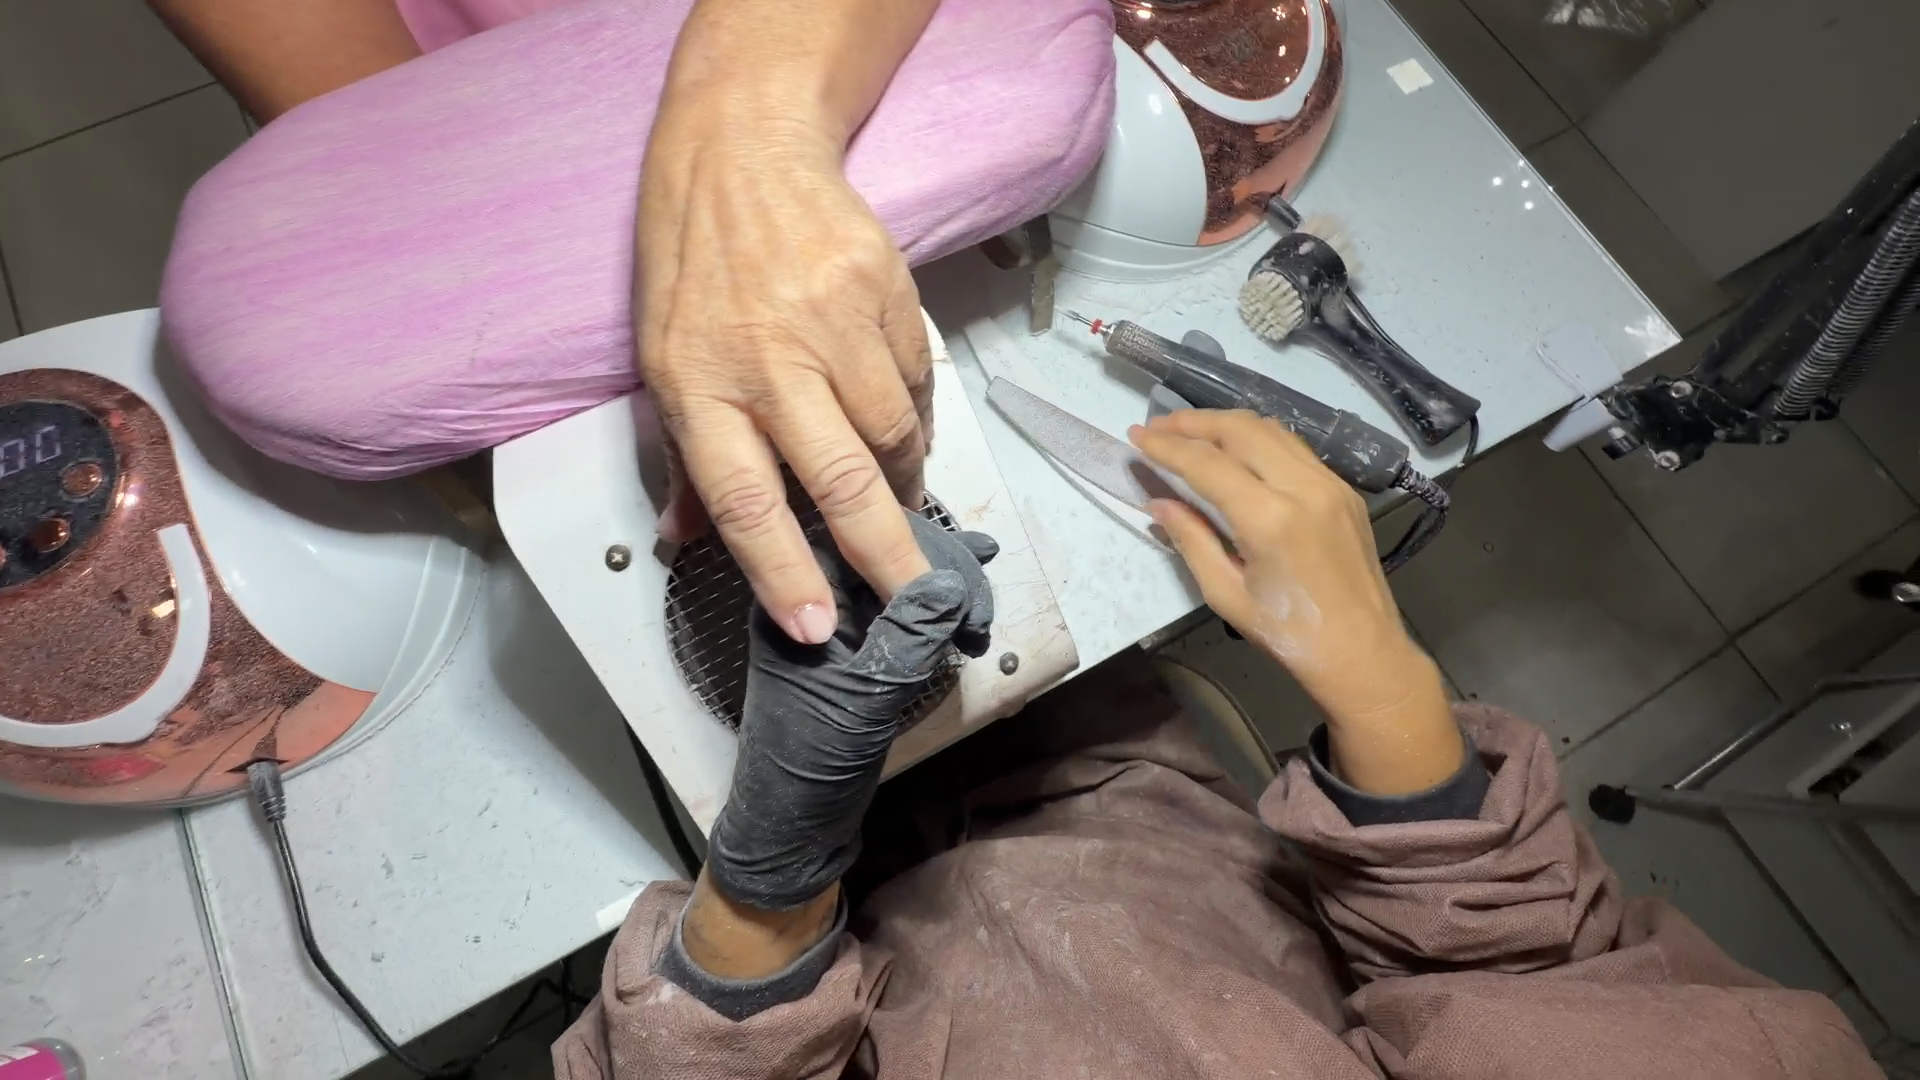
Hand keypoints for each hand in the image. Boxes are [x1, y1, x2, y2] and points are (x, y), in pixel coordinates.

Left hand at [637, 118, 934, 645]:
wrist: (743, 147)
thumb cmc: (693, 266)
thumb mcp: (662, 360)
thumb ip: (684, 459)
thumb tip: (686, 541)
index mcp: (699, 383)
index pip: (743, 500)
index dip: (782, 572)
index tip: (819, 629)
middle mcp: (769, 357)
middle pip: (840, 477)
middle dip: (884, 553)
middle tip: (916, 603)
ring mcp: (833, 320)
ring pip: (894, 431)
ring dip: (904, 480)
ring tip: (897, 494)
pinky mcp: (884, 289)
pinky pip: (917, 379)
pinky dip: (915, 415)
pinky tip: (897, 417)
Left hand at [706, 512, 996, 911]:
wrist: (796, 825)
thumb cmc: (813, 761)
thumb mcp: (866, 694)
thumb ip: (909, 635)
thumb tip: (952, 581)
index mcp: (794, 598)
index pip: (859, 539)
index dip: (922, 546)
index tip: (974, 568)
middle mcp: (811, 599)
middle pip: (882, 554)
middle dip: (941, 570)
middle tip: (983, 600)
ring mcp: (835, 623)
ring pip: (897, 582)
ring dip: (945, 591)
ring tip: (982, 610)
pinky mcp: (857, 647)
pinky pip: (901, 613)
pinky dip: (937, 613)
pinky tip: (967, 607)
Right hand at [1131, 410, 1460, 793]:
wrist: (1362, 652)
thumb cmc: (1286, 632)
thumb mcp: (1225, 594)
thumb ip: (1191, 540)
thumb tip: (1159, 503)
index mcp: (1271, 519)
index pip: (1208, 464)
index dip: (1167, 446)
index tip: (1137, 435)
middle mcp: (1304, 488)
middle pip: (1241, 430)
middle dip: (1194, 422)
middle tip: (1159, 425)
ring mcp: (1330, 485)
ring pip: (1271, 430)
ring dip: (1226, 424)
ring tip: (1190, 430)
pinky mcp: (1343, 490)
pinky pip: (1294, 447)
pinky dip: (1257, 438)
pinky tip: (1235, 449)